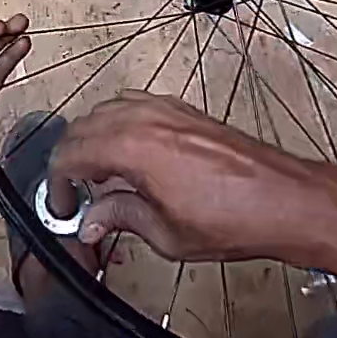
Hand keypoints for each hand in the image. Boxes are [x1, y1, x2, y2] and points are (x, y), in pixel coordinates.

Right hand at [52, 91, 336, 261]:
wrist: (280, 197)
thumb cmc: (228, 218)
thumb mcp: (165, 233)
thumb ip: (119, 217)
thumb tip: (91, 221)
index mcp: (128, 146)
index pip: (69, 153)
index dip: (57, 182)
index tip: (62, 205)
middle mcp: (138, 116)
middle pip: (81, 127)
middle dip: (70, 160)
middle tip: (76, 194)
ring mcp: (158, 106)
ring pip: (102, 111)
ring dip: (91, 139)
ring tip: (101, 175)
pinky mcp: (175, 106)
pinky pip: (128, 104)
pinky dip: (115, 124)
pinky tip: (128, 153)